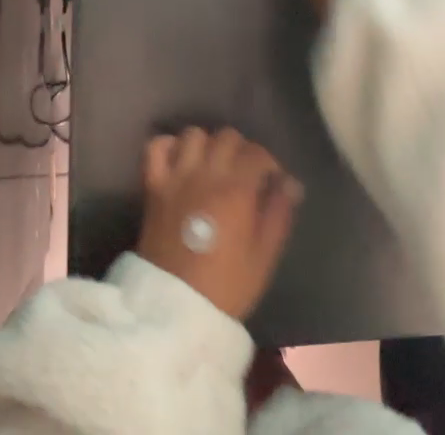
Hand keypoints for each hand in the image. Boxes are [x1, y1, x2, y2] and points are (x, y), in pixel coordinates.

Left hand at [134, 127, 303, 320]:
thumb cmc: (226, 286)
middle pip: (227, 137)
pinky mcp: (153, 187)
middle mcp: (206, 174)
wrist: (174, 309)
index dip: (269, 163)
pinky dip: (169, 147)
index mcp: (237, 190)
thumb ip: (279, 214)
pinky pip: (157, 147)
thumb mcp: (264, 256)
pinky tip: (181, 162)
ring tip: (213, 166)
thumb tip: (290, 184)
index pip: (258, 153)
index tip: (272, 181)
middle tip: (244, 174)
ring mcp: (176, 177)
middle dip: (241, 150)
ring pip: (194, 135)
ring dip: (207, 145)